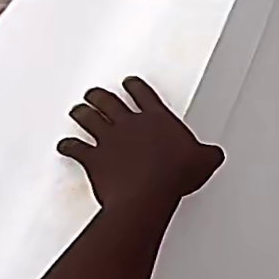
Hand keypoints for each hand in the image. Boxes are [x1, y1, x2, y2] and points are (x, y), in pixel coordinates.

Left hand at [58, 77, 223, 212]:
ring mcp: (108, 139)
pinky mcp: (93, 158)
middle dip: (99, 95)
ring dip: (81, 113)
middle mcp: (130, 123)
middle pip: (108, 100)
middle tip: (96, 93)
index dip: (136, 85)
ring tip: (79, 110)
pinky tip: (66, 145)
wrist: (147, 196)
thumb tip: (212, 155)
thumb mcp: (205, 161)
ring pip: (87, 117)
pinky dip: (68, 146)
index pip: (144, 93)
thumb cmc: (175, 176)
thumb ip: (207, 153)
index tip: (131, 82)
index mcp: (158, 119)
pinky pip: (74, 147)